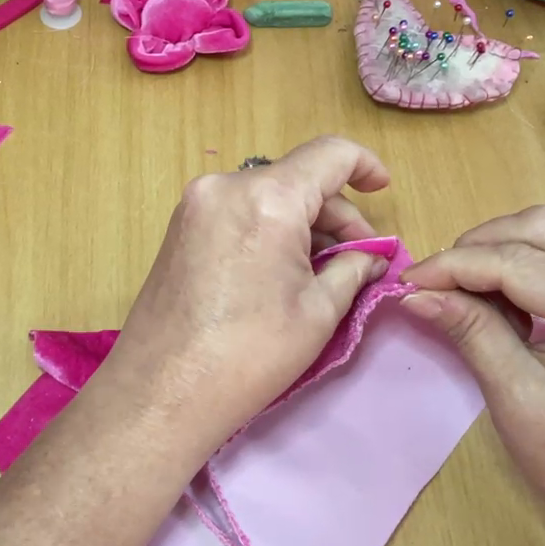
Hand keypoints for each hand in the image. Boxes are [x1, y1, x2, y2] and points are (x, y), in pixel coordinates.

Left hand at [90, 137, 391, 461]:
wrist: (162, 390)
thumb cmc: (249, 354)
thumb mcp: (318, 311)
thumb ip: (352, 269)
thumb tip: (369, 257)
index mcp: (266, 197)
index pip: (329, 154)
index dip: (365, 165)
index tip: (382, 188)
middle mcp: (224, 187)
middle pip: (295, 178)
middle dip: (333, 213)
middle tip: (357, 258)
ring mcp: (194, 206)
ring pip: (265, 196)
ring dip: (300, 223)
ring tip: (321, 272)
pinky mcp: (178, 229)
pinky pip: (237, 212)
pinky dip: (267, 229)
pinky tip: (280, 271)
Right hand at [399, 206, 544, 545]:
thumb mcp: (516, 397)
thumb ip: (471, 330)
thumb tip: (414, 291)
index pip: (524, 264)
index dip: (457, 266)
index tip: (406, 281)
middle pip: (544, 230)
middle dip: (477, 249)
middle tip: (433, 285)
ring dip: (498, 252)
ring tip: (463, 292)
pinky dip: (523, 265)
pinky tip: (499, 299)